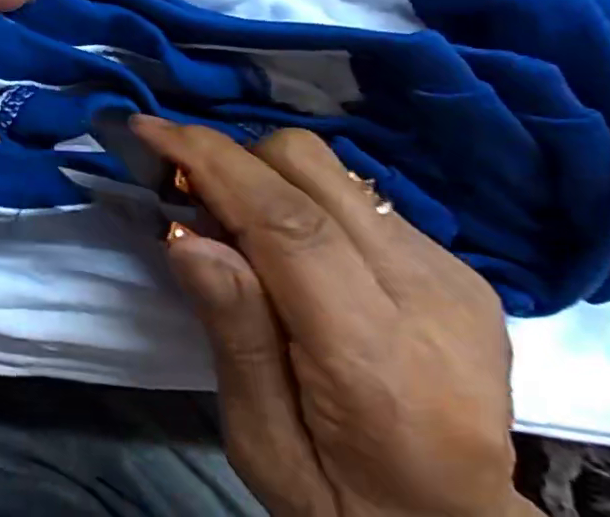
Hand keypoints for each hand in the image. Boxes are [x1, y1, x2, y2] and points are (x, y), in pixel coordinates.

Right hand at [132, 120, 532, 516]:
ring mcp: (452, 273)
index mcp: (376, 357)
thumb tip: (186, 236)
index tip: (150, 129)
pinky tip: (292, 250)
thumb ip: (233, 336)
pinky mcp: (459, 267)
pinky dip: (305, 199)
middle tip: (187, 193)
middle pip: (313, 169)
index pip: (288, 223)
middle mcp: (427, 294)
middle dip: (234, 159)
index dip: (214, 162)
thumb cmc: (346, 504)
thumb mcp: (265, 448)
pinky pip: (359, 196)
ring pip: (335, 170)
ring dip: (267, 175)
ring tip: (234, 221)